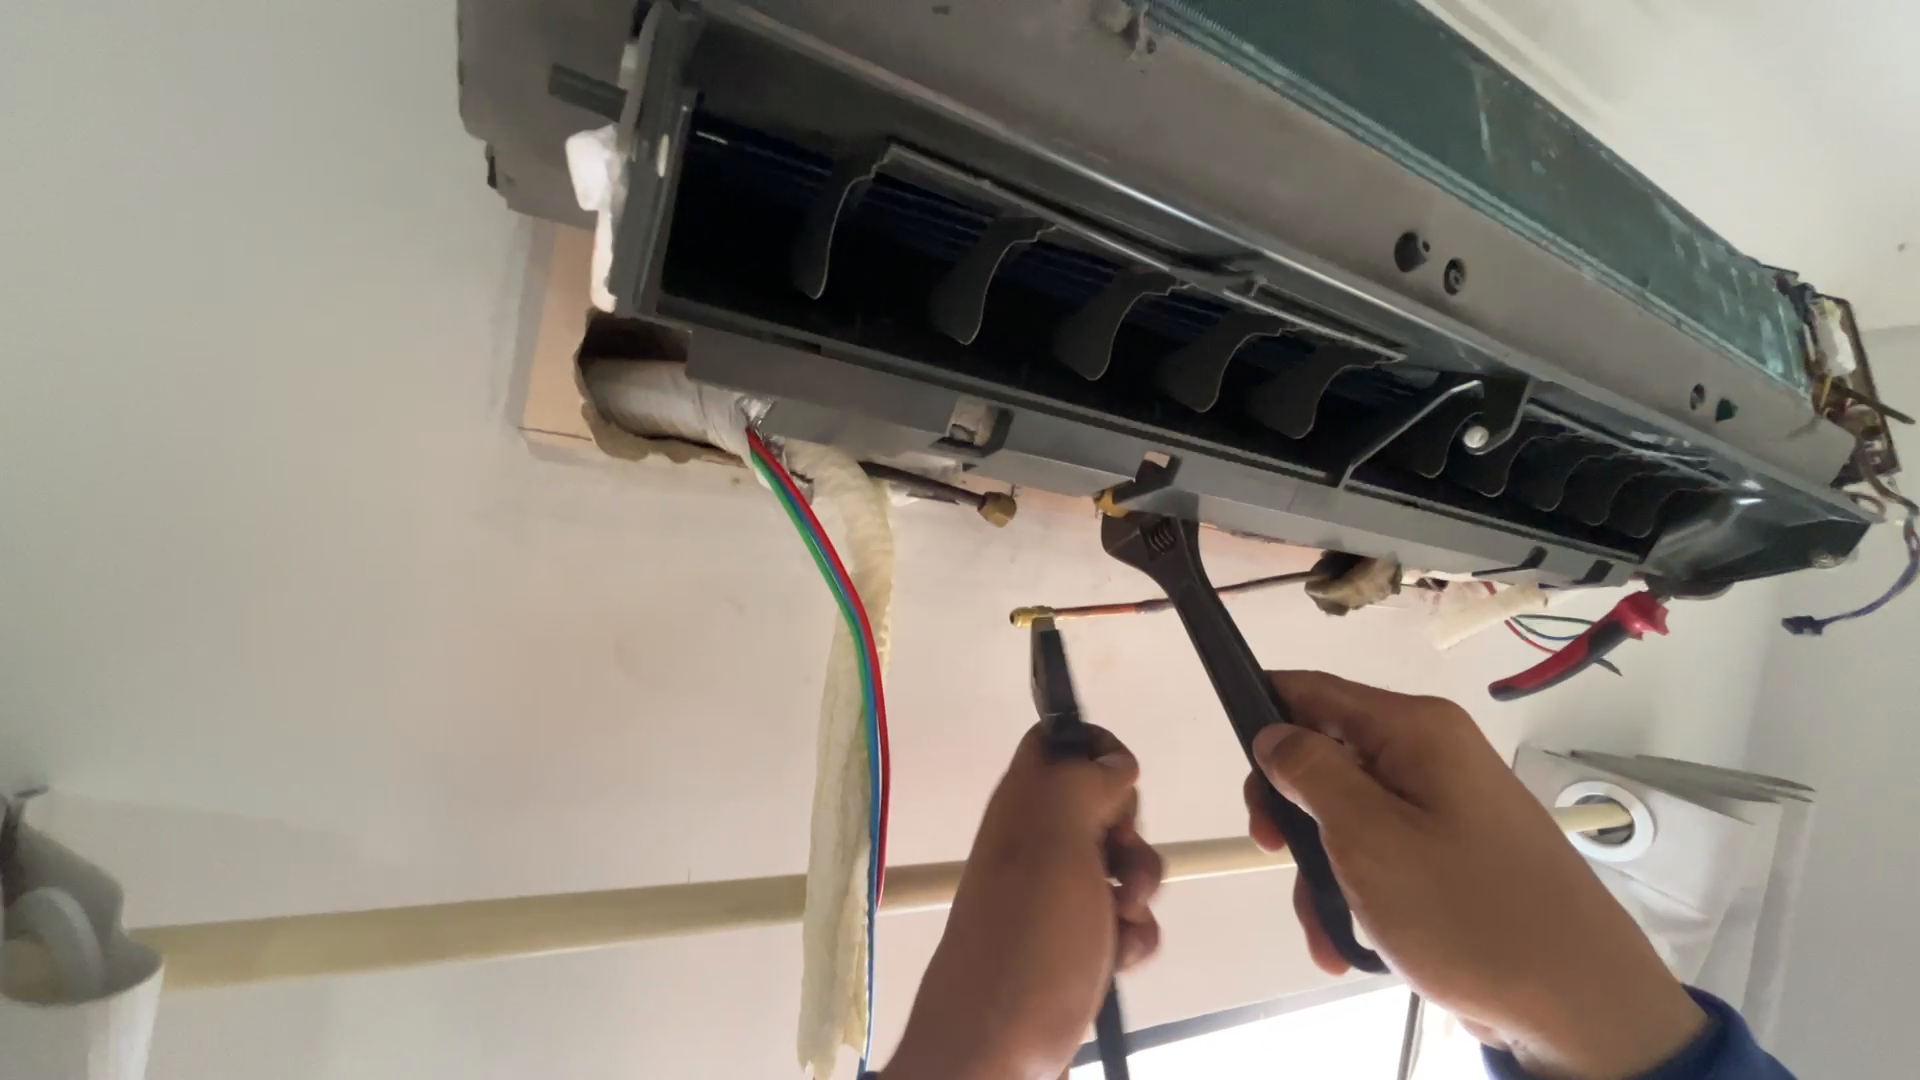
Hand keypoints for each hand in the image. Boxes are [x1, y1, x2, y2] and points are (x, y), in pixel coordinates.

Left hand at [886, 725, 1162, 1079]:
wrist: (999, 1045)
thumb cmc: (1029, 931)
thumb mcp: (1054, 837)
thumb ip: (1083, 781)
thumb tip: (1112, 762)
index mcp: (1025, 800)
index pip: (1056, 739)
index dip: (1094, 747)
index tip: (1120, 781)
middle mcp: (1040, 837)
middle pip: (1103, 800)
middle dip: (1130, 829)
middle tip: (1118, 859)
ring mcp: (1059, 889)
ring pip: (1123, 860)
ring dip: (1138, 887)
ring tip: (1120, 918)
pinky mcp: (1079, 937)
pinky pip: (1125, 914)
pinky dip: (1133, 933)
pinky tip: (1120, 955)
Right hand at [1245, 672, 1706, 1079]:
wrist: (1591, 1021)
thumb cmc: (1470, 916)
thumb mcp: (1368, 839)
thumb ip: (1308, 772)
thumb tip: (1272, 734)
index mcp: (1415, 730)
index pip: (1311, 690)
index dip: (1263, 717)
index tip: (1244, 775)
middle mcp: (1430, 753)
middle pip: (1323, 753)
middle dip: (1289, 807)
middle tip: (1272, 851)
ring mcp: (1445, 802)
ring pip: (1345, 809)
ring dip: (1318, 864)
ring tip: (1322, 926)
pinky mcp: (1453, 849)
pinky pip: (1380, 847)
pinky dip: (1354, 887)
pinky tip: (1347, 939)